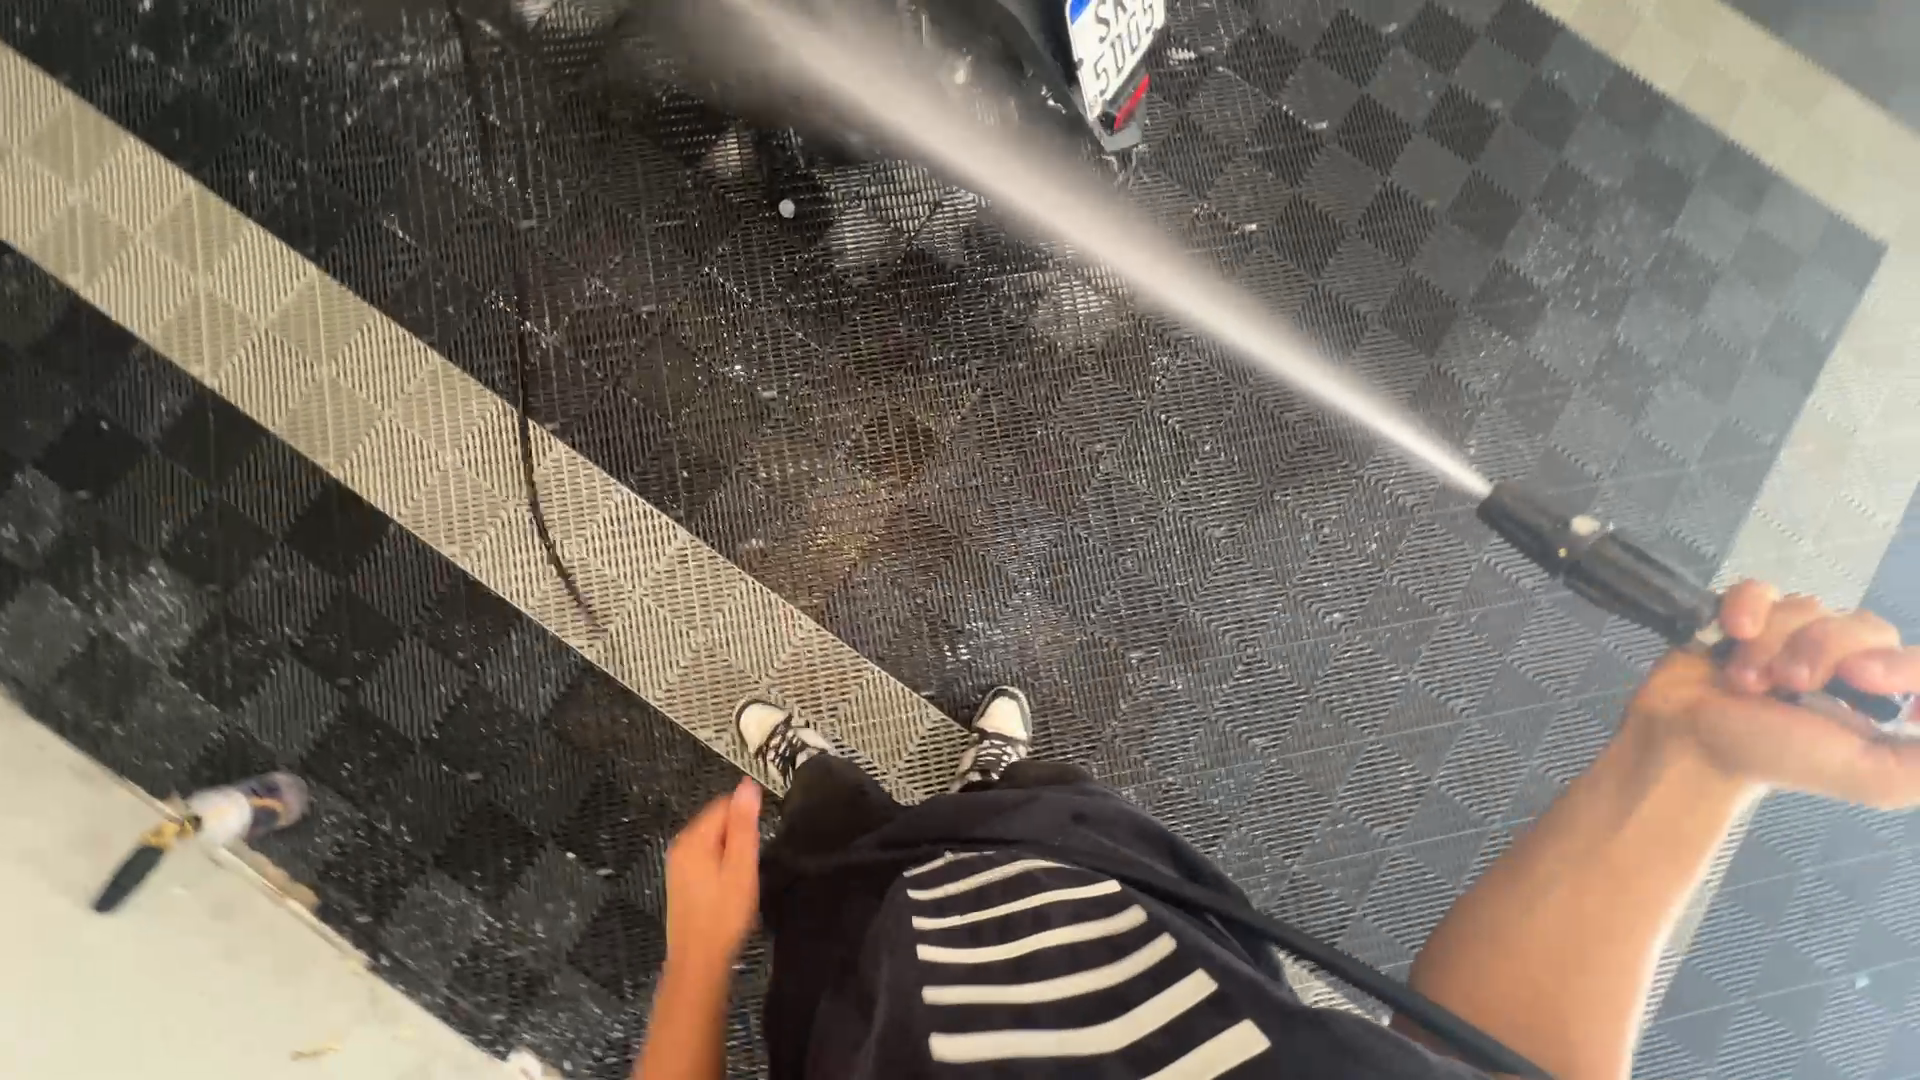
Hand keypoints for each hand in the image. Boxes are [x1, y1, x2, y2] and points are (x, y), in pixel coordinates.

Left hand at [663, 778, 762, 974]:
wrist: (698, 962)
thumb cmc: (724, 914)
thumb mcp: (741, 866)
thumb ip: (744, 823)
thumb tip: (748, 784)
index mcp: (693, 838)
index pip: (725, 803)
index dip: (747, 818)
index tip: (758, 842)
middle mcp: (680, 845)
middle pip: (718, 820)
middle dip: (738, 835)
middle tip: (750, 864)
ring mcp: (677, 863)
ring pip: (713, 839)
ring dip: (731, 850)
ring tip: (742, 877)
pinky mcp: (680, 879)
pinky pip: (706, 855)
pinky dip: (721, 863)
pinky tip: (728, 887)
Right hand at [1627, 581, 1919, 807]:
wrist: (1685, 740)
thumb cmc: (1773, 758)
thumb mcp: (1874, 778)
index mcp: (1882, 692)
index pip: (1915, 659)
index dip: (1897, 664)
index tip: (1856, 677)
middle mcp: (1843, 657)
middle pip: (1859, 625)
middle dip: (1815, 655)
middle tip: (1787, 686)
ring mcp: (1788, 633)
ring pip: (1803, 608)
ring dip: (1767, 647)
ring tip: (1744, 681)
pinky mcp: (1738, 616)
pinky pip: (1756, 589)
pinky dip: (1744, 606)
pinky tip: (1731, 631)